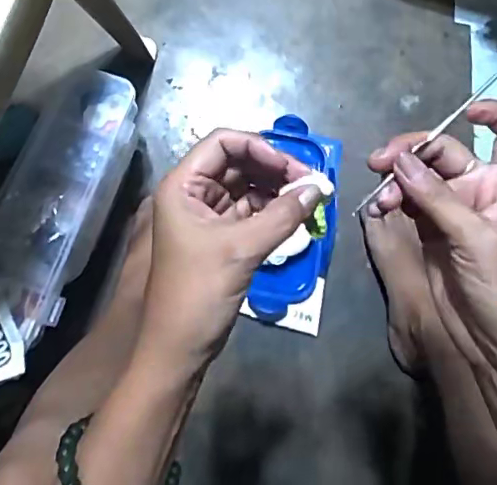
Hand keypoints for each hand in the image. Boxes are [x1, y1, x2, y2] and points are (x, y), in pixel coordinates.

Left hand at [143, 130, 325, 363]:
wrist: (177, 353)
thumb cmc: (198, 294)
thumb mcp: (242, 249)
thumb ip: (282, 215)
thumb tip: (319, 188)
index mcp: (183, 186)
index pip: (223, 143)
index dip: (258, 147)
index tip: (288, 167)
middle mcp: (194, 192)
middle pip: (239, 161)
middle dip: (275, 167)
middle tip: (309, 181)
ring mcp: (208, 213)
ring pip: (248, 183)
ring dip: (278, 186)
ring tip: (308, 196)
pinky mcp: (222, 234)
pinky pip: (252, 207)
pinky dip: (274, 207)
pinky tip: (297, 212)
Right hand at [365, 102, 496, 381]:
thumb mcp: (478, 241)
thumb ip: (438, 199)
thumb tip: (401, 160)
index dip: (496, 115)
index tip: (467, 110)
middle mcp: (483, 190)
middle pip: (449, 151)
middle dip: (415, 150)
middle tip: (382, 159)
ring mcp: (455, 210)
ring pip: (422, 174)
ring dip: (398, 176)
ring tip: (379, 190)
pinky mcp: (432, 231)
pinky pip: (408, 201)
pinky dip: (392, 198)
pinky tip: (379, 206)